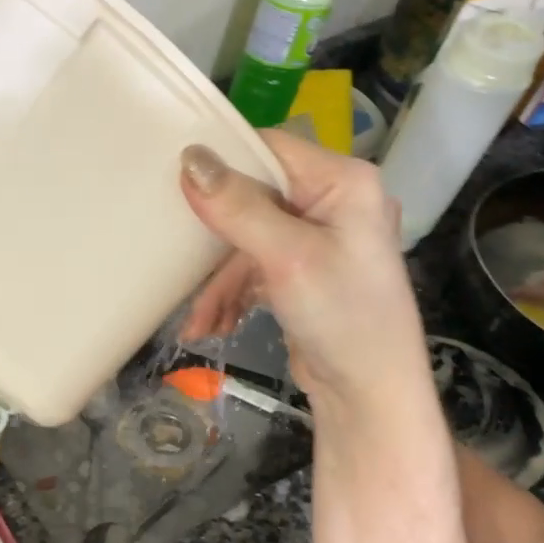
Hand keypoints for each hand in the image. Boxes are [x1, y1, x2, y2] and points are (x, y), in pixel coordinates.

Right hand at [178, 130, 421, 398]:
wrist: (370, 391)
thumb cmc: (340, 314)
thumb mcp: (285, 257)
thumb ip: (238, 208)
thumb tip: (190, 159)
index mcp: (342, 182)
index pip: (271, 151)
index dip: (223, 166)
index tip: (173, 187)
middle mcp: (334, 204)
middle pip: (254, 202)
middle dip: (215, 246)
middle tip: (176, 264)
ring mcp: (322, 243)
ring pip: (250, 245)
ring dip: (220, 285)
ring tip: (197, 324)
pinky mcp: (308, 278)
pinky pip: (259, 273)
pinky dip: (235, 298)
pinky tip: (215, 327)